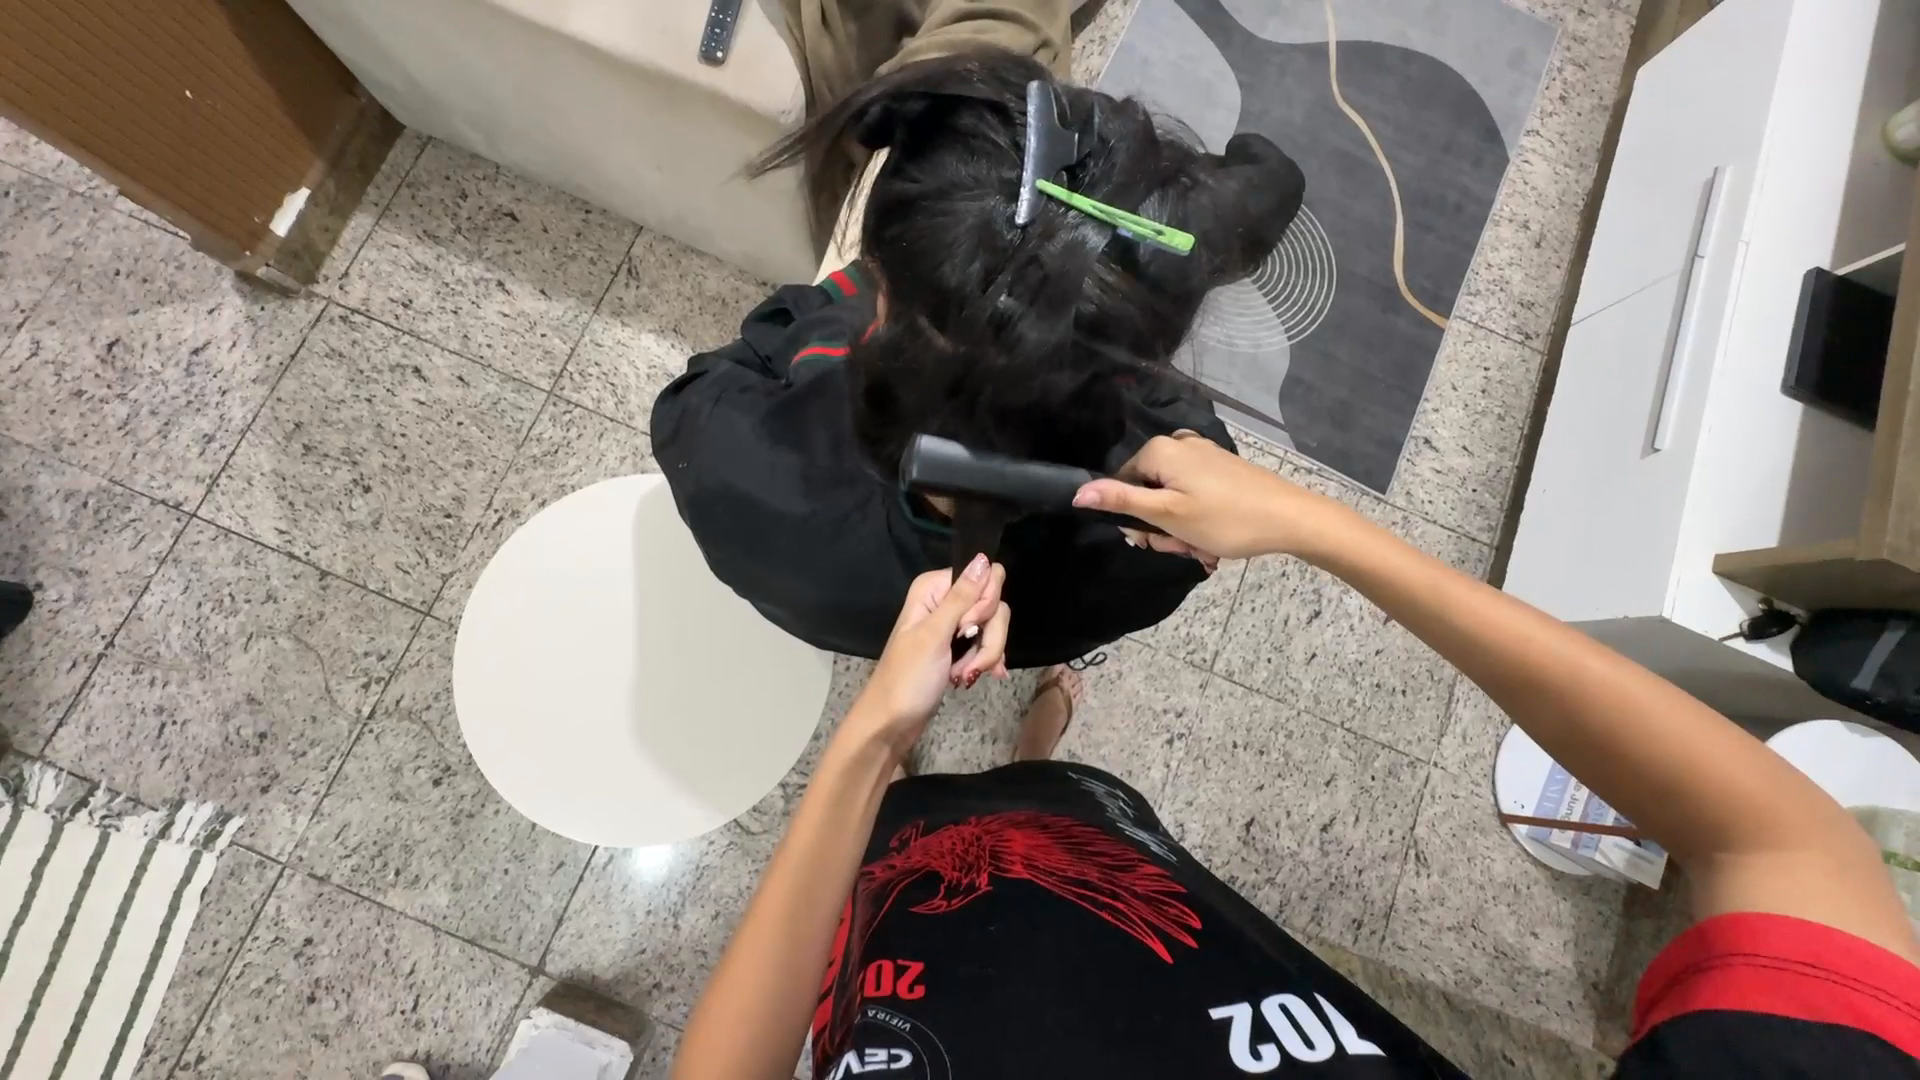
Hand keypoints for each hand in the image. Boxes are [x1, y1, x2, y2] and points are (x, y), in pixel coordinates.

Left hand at [843, 555, 1011, 757]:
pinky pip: (988, 644)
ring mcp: (954, 625)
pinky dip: (986, 662)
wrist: (893, 722)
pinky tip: (976, 677)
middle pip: (994, 604)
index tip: (967, 629)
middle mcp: (945, 600)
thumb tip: (984, 558)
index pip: (985, 577)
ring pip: (995, 627)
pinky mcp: (960, 646)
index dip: (984, 605)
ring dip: (986, 654)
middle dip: (989, 637)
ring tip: (963, 675)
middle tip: (966, 660)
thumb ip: (962, 597)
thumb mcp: (934, 635)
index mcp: (934, 587)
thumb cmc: (907, 678)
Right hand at [1073, 433, 1350, 559]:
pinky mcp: (1218, 469)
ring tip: (1200, 544)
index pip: (1119, 485)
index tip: (1153, 540)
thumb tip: (1077, 492)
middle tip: (1181, 545)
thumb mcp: (1167, 514)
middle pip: (1144, 492)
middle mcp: (1177, 445)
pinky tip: (1212, 536)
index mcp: (1159, 450)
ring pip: (1168, 499)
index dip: (1131, 518)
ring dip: (1178, 528)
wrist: (1291, 519)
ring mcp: (1200, 456)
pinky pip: (1190, 495)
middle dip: (1158, 525)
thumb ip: (1120, 500)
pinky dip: (1195, 519)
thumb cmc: (1225, 519)